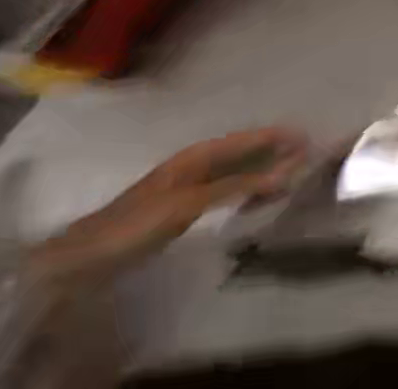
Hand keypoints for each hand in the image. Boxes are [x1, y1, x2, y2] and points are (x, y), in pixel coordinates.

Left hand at [36, 128, 308, 281]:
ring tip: (296, 182)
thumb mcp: (190, 203)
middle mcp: (202, 163)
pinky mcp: (193, 205)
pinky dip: (254, 191)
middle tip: (315, 162)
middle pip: (252, 152)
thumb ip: (240, 186)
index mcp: (201, 154)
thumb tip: (291, 171)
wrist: (79, 261)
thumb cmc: (135, 224)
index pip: (254, 137)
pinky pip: (235, 190)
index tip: (318, 140)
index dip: (285, 136)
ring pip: (245, 171)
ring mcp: (196, 185)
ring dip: (271, 174)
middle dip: (282, 154)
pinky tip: (267, 200)